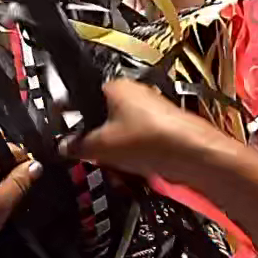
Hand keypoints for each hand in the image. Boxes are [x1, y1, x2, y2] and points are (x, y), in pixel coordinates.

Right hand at [64, 79, 238, 182]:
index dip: (73, 120)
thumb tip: (64, 147)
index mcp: (115, 86)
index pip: (82, 98)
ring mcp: (150, 112)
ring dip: (114, 154)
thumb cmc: (152, 140)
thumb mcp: (100, 147)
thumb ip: (76, 146)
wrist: (193, 156)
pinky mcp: (162, 130)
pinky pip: (137, 144)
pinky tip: (134, 170)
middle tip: (94, 156)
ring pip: (119, 134)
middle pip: (102, 120)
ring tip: (116, 166)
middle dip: (96, 142)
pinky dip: (132, 158)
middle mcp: (134, 94)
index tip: (68, 139)